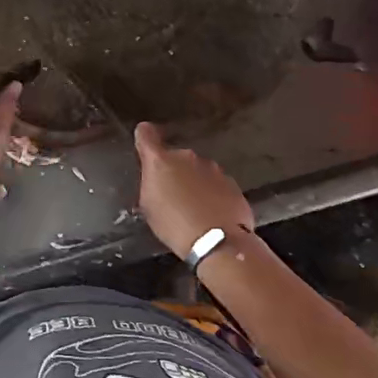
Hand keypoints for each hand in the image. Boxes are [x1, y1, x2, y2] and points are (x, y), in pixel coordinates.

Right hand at [134, 123, 253, 254]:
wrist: (219, 242)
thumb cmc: (173, 224)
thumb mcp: (148, 205)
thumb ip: (151, 183)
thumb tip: (158, 178)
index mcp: (160, 161)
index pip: (146, 134)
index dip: (144, 136)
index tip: (144, 139)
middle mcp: (187, 158)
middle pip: (175, 157)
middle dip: (174, 170)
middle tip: (172, 194)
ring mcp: (213, 169)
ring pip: (198, 170)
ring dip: (194, 182)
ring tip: (194, 207)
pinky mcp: (233, 184)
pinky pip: (216, 184)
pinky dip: (213, 194)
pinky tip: (211, 213)